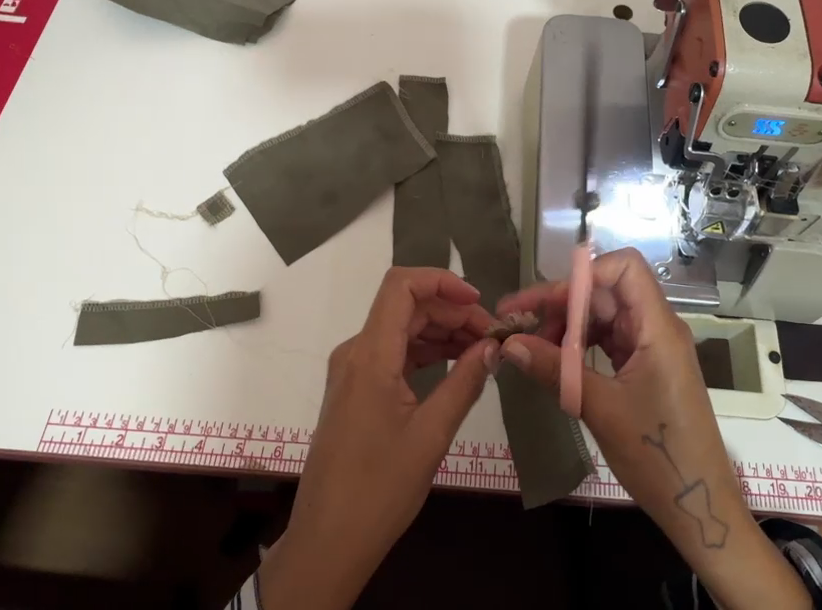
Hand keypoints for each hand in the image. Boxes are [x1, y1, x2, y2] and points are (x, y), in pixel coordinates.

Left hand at [260, 267, 500, 609]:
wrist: (328, 540)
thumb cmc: (379, 488)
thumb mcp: (431, 435)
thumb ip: (463, 383)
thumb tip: (493, 348)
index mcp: (370, 355)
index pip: (401, 286)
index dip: (441, 281)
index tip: (480, 301)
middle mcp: (356, 352)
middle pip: (406, 307)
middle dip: (452, 312)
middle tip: (493, 337)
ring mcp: (353, 371)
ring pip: (401, 329)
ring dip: (442, 332)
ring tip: (483, 352)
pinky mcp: (356, 390)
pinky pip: (393, 353)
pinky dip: (426, 352)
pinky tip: (457, 366)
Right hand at [496, 248, 808, 609]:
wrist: (698, 506)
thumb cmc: (657, 454)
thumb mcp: (599, 409)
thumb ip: (554, 370)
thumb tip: (509, 343)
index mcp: (657, 327)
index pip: (625, 267)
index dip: (584, 273)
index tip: (546, 300)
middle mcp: (657, 328)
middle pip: (607, 291)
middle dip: (561, 301)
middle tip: (516, 324)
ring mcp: (653, 349)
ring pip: (605, 316)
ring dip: (567, 325)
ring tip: (529, 346)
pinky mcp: (647, 369)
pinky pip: (610, 341)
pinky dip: (581, 346)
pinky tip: (554, 361)